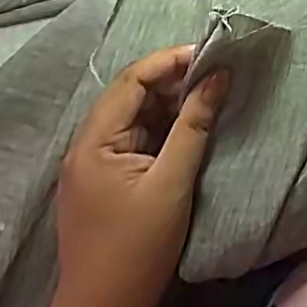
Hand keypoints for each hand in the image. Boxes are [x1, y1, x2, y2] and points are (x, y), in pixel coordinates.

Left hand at [53, 46, 230, 306]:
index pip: (132, 80)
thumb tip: (218, 75)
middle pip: (132, 92)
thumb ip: (195, 124)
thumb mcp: (173, 182)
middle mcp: (88, 146)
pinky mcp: (107, 178)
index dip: (171, 61)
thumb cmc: (136, 249)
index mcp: (94, 143)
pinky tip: (192, 125)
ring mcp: (95, 163)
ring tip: (210, 97)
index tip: (211, 57)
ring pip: (137, 112)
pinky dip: (166, 124)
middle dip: (175, 79)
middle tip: (216, 76)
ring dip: (172, 101)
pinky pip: (138, 134)